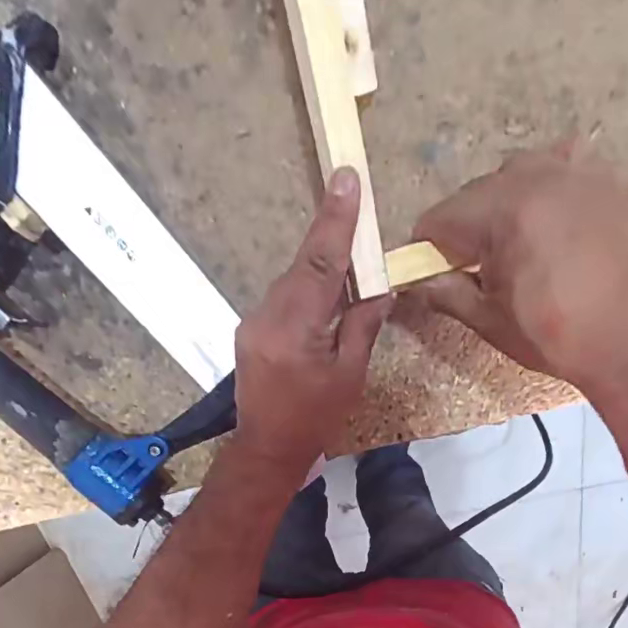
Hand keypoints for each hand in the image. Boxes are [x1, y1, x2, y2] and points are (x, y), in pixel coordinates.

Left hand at [232, 166, 391, 470]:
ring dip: (322, 274)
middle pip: (305, 267)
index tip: (346, 179)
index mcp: (295, 328)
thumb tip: (377, 290)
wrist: (269, 448)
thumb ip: (362, 327)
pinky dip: (308, 294)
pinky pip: (284, 299)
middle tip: (358, 215)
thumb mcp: (350, 376)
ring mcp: (253, 321)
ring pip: (293, 283)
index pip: (319, 263)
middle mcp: (266, 315)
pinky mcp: (250, 329)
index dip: (336, 221)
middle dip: (333, 243)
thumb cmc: (317, 419)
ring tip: (352, 276)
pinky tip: (327, 305)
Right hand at [410, 141, 627, 400]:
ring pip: (520, 173)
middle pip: (479, 192)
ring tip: (524, 244)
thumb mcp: (491, 321)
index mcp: (503, 210)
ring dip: (510, 203)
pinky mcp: (607, 179)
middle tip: (484, 267)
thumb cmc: (555, 336)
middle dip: (472, 227)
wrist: (626, 340)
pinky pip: (565, 164)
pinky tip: (556, 215)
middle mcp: (538, 175)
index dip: (430, 247)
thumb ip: (447, 293)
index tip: (433, 269)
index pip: (442, 217)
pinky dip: (552, 184)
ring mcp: (577, 171)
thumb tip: (416, 283)